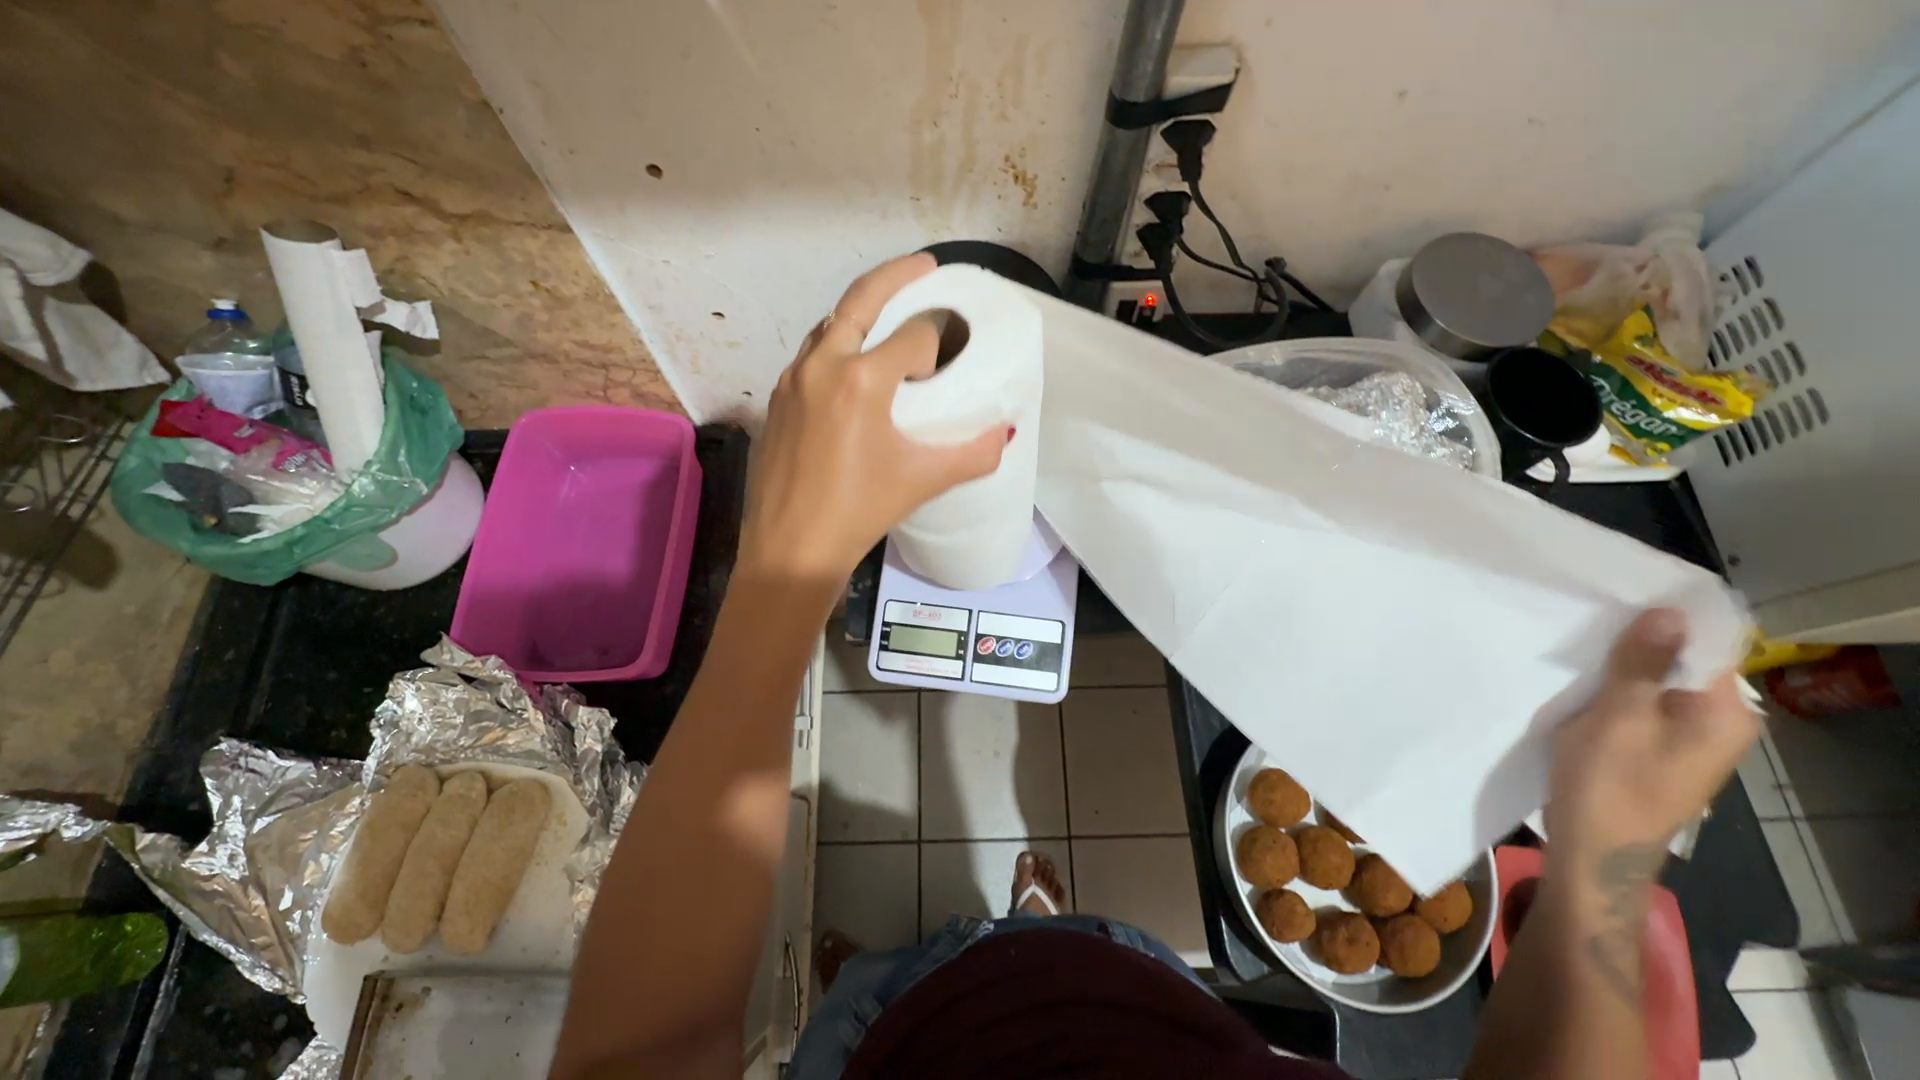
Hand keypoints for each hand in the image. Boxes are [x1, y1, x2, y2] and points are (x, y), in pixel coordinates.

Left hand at [738, 254, 1009, 583]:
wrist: (789, 549)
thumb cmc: (859, 512)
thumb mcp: (923, 481)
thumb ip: (973, 454)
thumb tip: (1005, 435)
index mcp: (861, 378)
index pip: (914, 336)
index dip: (940, 340)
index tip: (953, 359)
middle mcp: (822, 365)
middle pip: (860, 300)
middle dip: (896, 277)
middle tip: (925, 267)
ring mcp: (792, 380)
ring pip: (830, 325)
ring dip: (861, 312)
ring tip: (889, 317)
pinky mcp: (778, 400)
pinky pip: (812, 354)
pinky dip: (837, 344)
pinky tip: (853, 368)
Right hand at [1545, 608, 1757, 877]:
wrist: (1592, 854)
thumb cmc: (1608, 787)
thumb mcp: (1619, 719)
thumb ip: (1641, 665)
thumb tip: (1669, 613)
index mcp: (1725, 715)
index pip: (1707, 647)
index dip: (1667, 619)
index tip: (1620, 595)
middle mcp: (1717, 724)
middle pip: (1680, 663)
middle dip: (1635, 642)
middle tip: (1586, 616)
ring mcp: (1685, 739)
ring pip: (1654, 684)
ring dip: (1618, 668)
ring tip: (1576, 645)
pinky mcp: (1653, 749)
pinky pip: (1638, 705)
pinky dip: (1611, 692)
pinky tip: (1578, 682)